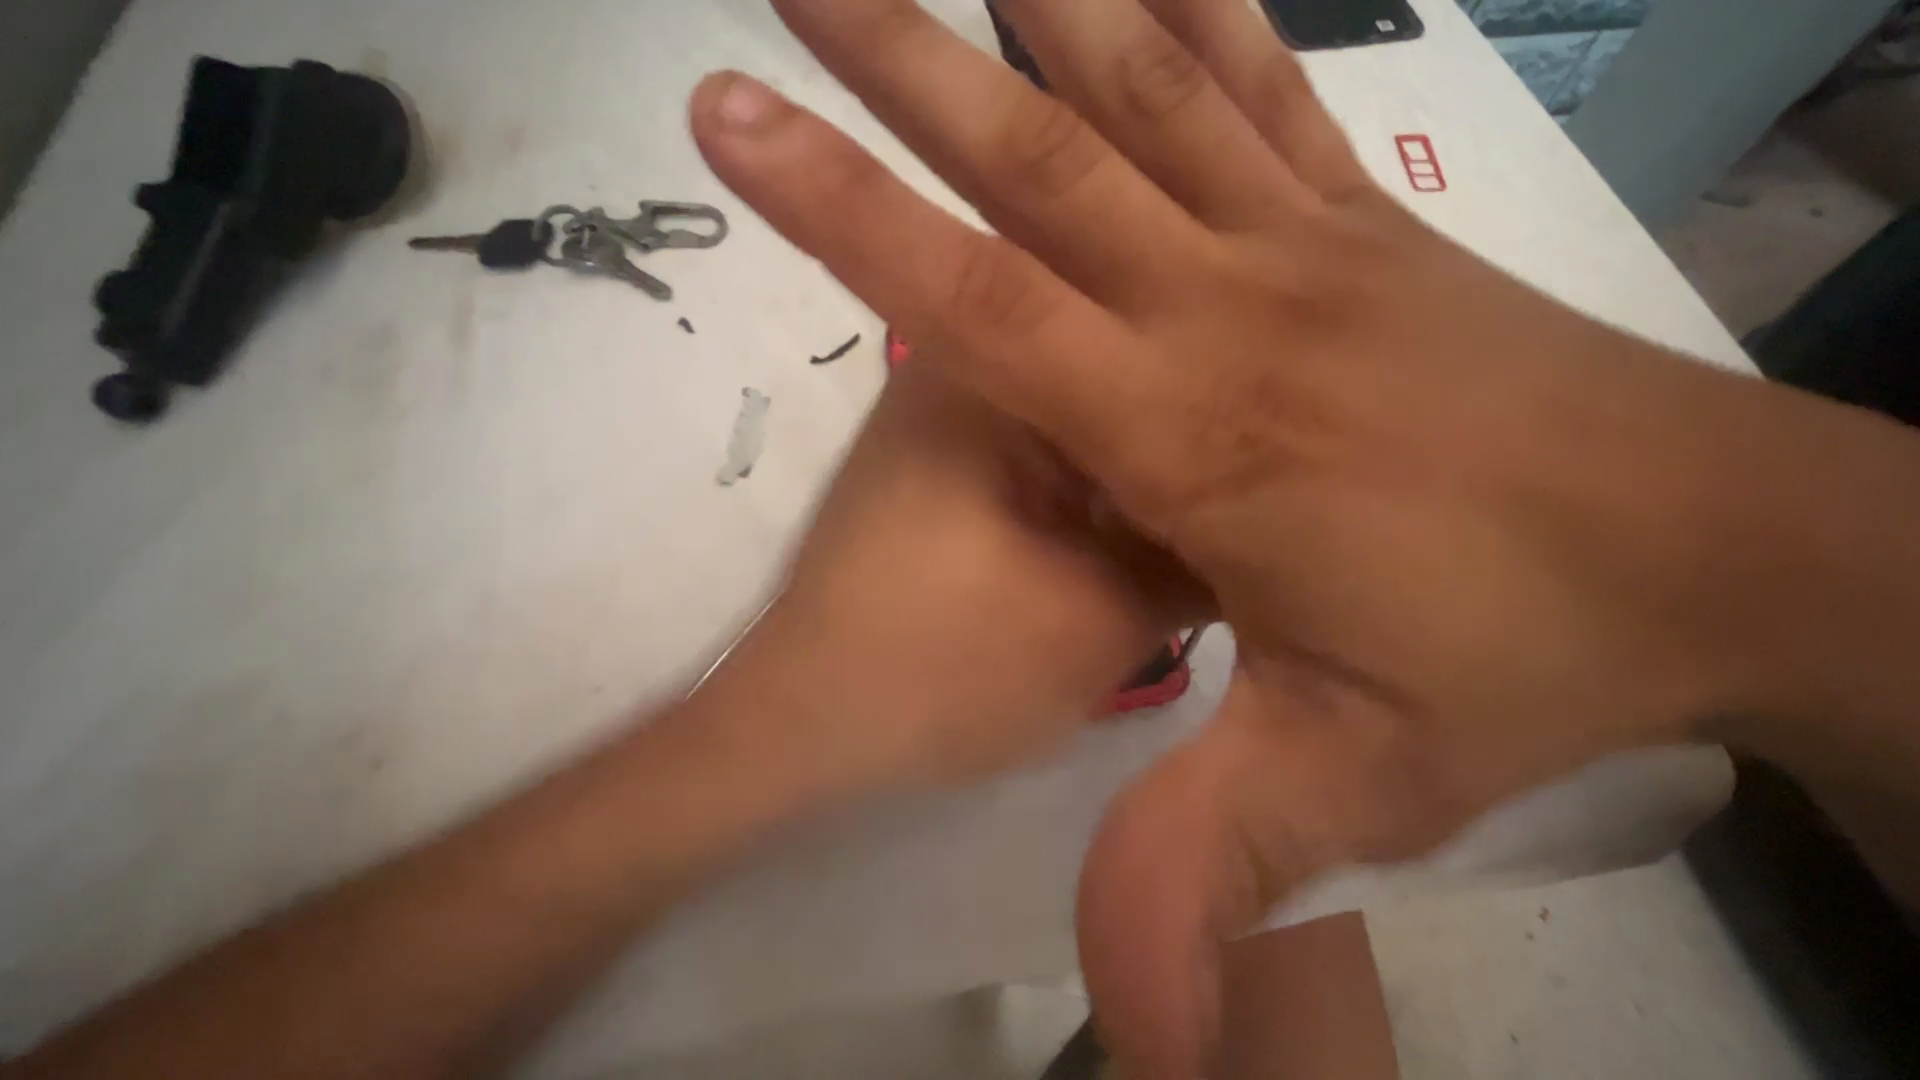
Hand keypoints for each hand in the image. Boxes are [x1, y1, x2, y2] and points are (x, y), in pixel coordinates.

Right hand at [687, 0, 1834, 1074]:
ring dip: (1040, 2)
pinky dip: (1195, 14)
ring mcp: (1304, 241)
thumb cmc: (1522, 658)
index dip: (843, 208)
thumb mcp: (1352, 788)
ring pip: (1144, 90)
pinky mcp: (1363, 221)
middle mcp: (1226, 303)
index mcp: (1190, 429)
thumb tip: (1136, 1025)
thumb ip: (1210, 873)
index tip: (735, 117)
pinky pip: (1262, 90)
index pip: (977, 298)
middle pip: (1035, 155)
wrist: (1718, 548)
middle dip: (901, 57)